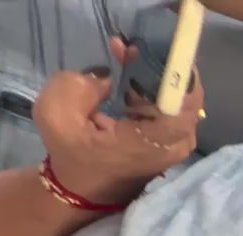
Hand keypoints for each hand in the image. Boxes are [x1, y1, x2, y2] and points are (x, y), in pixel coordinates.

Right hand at [32, 45, 203, 206]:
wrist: (92, 184)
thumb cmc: (75, 152)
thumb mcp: (58, 115)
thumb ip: (78, 87)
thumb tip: (109, 76)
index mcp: (155, 140)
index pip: (184, 108)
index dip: (180, 79)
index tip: (169, 55)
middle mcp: (177, 142)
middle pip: (183, 100)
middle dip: (161, 69)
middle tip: (134, 46)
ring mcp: (177, 141)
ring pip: (176, 101)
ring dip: (153, 75)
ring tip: (126, 52)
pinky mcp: (171, 137)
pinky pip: (167, 106)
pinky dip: (150, 86)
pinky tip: (128, 67)